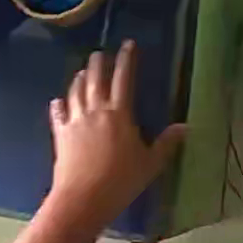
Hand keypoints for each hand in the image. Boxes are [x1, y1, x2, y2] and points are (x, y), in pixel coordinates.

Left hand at [44, 41, 185, 234]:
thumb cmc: (120, 180)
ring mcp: (75, 120)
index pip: (124, 78)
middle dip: (99, 63)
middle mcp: (95, 110)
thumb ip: (166, 144)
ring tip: (83, 71)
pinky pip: (58, 114)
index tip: (128, 44)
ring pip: (76, 92)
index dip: (126, 59)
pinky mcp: (60, 134)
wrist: (82, 199)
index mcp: (119, 113)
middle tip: (100, 52)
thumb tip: (185, 127)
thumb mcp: (150, 163)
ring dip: (80, 79)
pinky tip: (57, 101)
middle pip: (96, 79)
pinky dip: (58, 105)